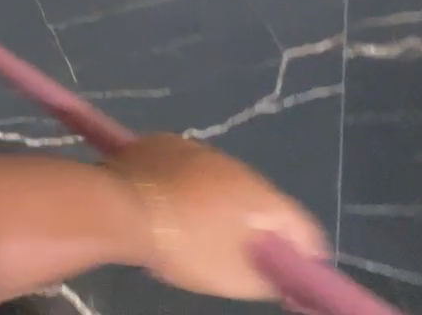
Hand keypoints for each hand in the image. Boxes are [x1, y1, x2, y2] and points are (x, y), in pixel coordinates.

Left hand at [106, 134, 328, 299]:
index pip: (302, 226)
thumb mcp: (239, 279)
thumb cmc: (185, 245)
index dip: (301, 255)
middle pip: (258, 200)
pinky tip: (168, 202)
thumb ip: (271, 276)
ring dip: (216, 201)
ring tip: (195, 227)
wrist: (118, 206)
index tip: (285, 274)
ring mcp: (191, 147)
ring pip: (219, 180)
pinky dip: (185, 184)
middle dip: (253, 226)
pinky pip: (186, 167)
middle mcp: (231, 162)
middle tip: (234, 251)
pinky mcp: (158, 141)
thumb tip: (278, 271)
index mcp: (260, 194)